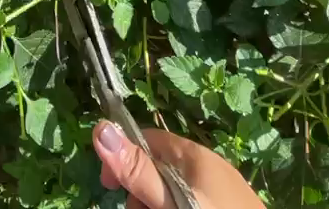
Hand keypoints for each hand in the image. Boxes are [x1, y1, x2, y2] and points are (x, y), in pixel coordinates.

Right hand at [92, 121, 265, 208]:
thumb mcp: (174, 202)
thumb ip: (139, 171)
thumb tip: (99, 127)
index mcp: (193, 155)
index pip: (145, 139)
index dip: (122, 158)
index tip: (109, 186)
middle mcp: (206, 167)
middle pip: (156, 168)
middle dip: (140, 191)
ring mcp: (221, 192)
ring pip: (173, 190)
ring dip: (156, 204)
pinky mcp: (228, 208)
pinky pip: (192, 200)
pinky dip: (177, 207)